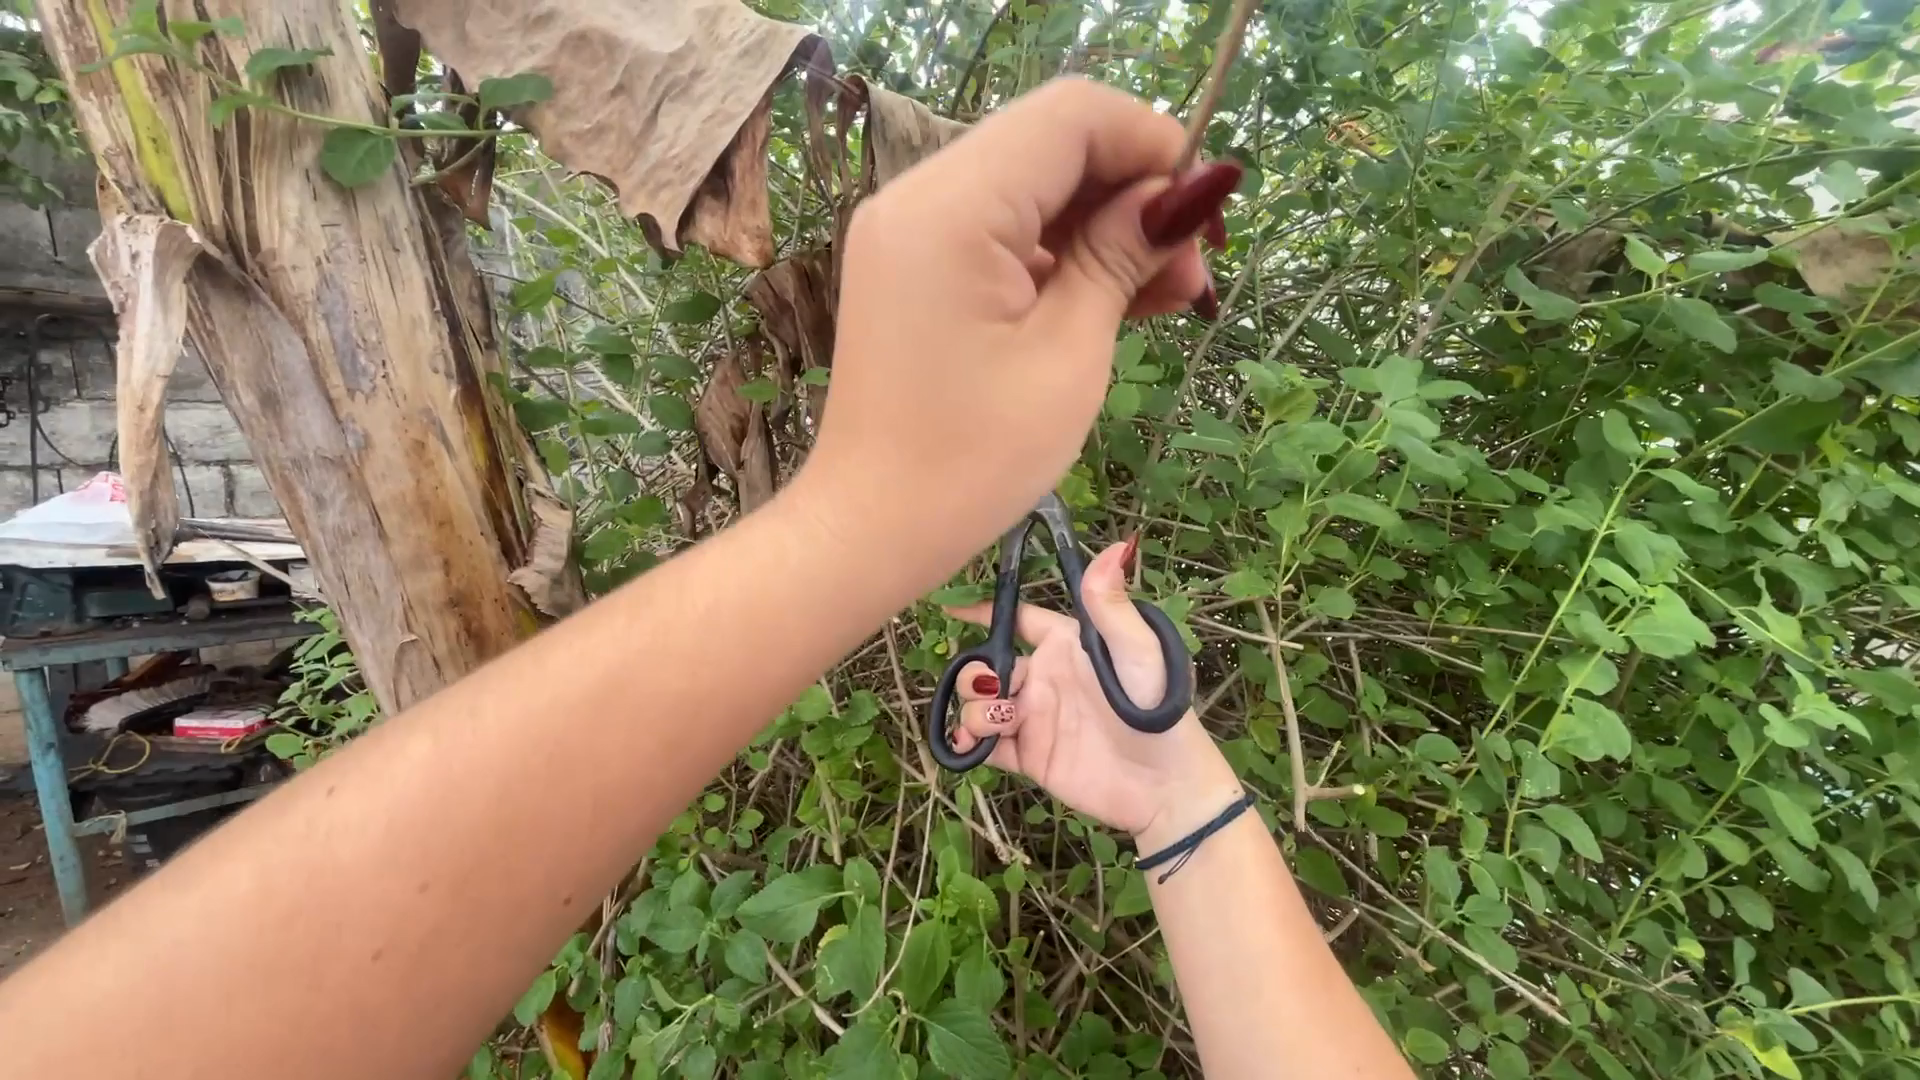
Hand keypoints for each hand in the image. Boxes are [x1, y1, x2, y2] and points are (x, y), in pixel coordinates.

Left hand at [794, 78, 1237, 590]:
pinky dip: (1054, 257)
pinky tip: (1104, 301)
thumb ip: (1123, 257)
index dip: (1153, 146)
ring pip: (1028, 191)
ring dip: (1099, 230)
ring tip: (1160, 297)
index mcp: (951, 207)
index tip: (1204, 216)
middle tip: (1188, 276)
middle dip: (1131, 196)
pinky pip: (996, 235)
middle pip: (1049, 147)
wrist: (874, 528)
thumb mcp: (1068, 356)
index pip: (1072, 116)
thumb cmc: (974, 462)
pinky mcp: (909, 270)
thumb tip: (1184, 198)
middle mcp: (915, 197)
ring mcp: (904, 233)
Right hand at [944, 540, 1242, 841]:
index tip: (950, 608)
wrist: (1166, 787)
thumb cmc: (1160, 709)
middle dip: (974, 673)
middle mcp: (1044, 678)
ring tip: (998, 724)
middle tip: (992, 689)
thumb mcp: (1139, 652)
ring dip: (976, 709)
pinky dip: (971, 742)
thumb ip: (1112, 606)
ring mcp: (1034, 717)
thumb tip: (1116, 545)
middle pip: (987, 665)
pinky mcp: (1029, 755)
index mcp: (1066, 646)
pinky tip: (971, 745)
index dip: (984, 612)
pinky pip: (986, 744)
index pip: (1018, 619)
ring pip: (981, 703)